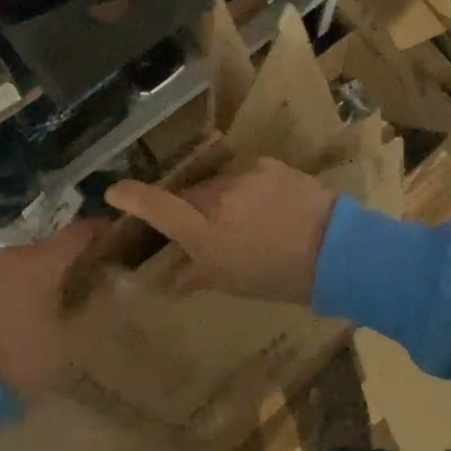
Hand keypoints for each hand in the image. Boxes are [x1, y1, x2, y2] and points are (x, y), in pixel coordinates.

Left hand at [0, 219, 117, 397]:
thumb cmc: (21, 358)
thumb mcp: (70, 340)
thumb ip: (96, 305)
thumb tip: (114, 280)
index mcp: (42, 261)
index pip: (78, 231)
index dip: (99, 229)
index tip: (114, 235)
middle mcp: (14, 254)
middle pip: (51, 245)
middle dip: (71, 256)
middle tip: (87, 277)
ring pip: (26, 260)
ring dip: (43, 271)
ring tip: (54, 297)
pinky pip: (4, 275)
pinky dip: (19, 284)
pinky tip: (21, 309)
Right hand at [105, 158, 337, 304]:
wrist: (336, 249)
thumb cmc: (280, 276)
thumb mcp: (234, 283)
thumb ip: (196, 277)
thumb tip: (168, 283)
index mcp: (205, 232)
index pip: (159, 208)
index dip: (133, 198)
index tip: (113, 192)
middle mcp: (219, 198)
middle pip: (190, 198)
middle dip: (190, 212)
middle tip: (204, 234)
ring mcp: (245, 178)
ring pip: (220, 187)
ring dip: (223, 203)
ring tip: (246, 226)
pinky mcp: (270, 167)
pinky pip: (248, 178)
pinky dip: (250, 193)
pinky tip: (269, 211)